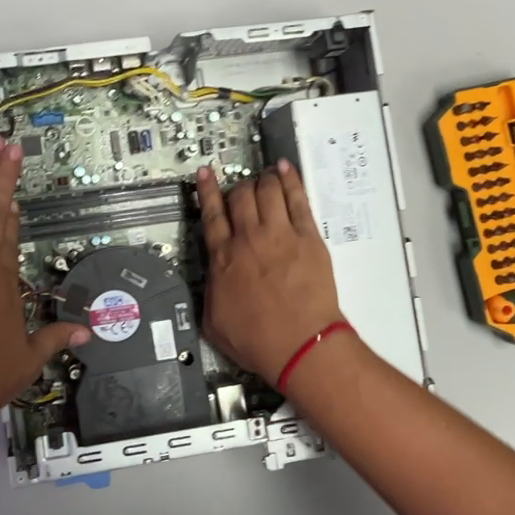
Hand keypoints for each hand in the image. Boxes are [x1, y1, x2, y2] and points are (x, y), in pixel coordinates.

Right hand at [196, 161, 343, 385]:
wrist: (300, 345)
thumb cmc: (256, 340)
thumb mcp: (213, 321)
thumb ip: (210, 292)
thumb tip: (212, 281)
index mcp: (223, 258)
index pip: (211, 213)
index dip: (207, 189)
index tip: (206, 173)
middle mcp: (249, 238)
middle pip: (240, 196)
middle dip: (239, 188)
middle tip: (243, 190)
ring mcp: (280, 234)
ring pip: (268, 190)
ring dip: (264, 180)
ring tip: (265, 177)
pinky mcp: (308, 237)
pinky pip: (297, 199)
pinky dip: (289, 179)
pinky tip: (285, 169)